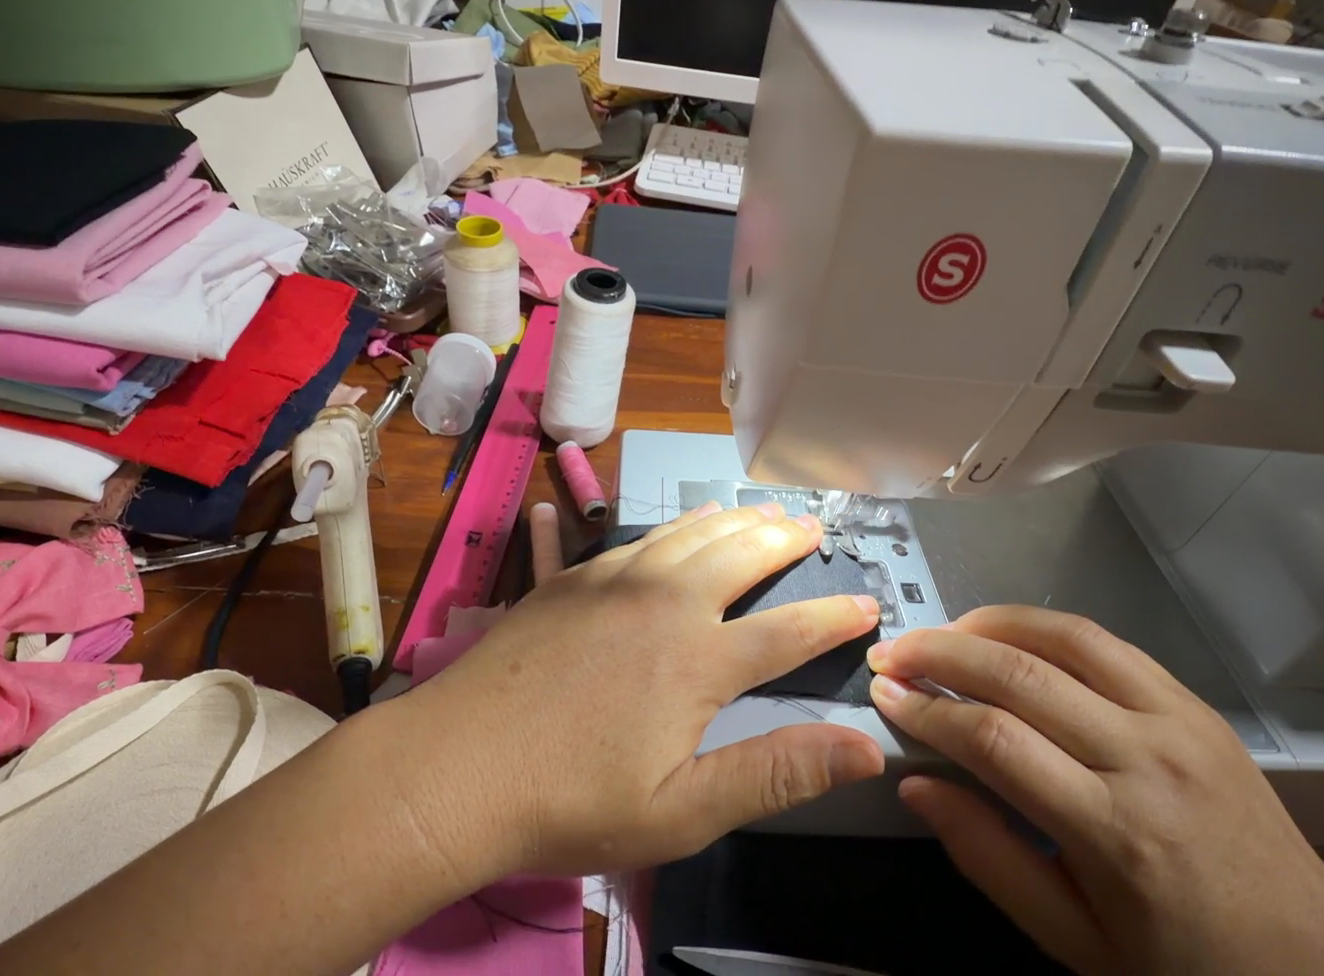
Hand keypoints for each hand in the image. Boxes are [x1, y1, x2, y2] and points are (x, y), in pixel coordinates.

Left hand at [408, 502, 885, 876]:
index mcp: (698, 659)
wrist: (454, 769)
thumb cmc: (570, 801)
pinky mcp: (568, 581)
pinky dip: (669, 524)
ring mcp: (609, 582)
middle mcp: (662, 602)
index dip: (836, 616)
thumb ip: (774, 774)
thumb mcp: (680, 812)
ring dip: (733, 520)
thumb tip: (866, 749)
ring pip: (688, 534)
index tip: (869, 603)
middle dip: (784, 539)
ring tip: (761, 512)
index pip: (789, 629)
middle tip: (811, 526)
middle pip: (740, 555)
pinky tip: (684, 519)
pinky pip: (628, 537)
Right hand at [867, 607, 1323, 975]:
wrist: (1309, 950)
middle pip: (1020, 677)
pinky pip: (1105, 642)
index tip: (882, 696)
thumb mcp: (1072, 937)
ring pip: (1064, 638)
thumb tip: (915, 785)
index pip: (995, 742)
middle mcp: (1147, 760)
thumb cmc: (1178, 957)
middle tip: (892, 654)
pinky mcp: (1192, 701)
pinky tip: (1004, 634)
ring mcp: (1177, 720)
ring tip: (939, 633)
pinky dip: (1041, 626)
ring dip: (987, 625)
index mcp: (1114, 831)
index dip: (927, 712)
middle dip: (941, 655)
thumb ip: (986, 856)